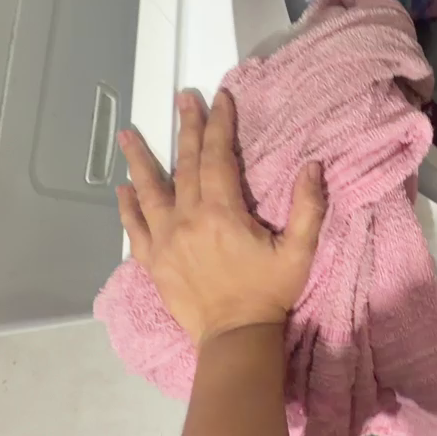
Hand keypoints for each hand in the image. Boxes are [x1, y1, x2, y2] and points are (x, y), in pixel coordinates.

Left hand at [116, 90, 327, 346]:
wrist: (235, 337)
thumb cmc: (270, 292)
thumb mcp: (300, 251)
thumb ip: (308, 207)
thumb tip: (313, 165)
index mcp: (222, 212)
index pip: (218, 157)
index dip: (219, 125)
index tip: (219, 99)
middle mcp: (188, 219)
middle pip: (185, 164)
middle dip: (186, 128)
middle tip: (182, 98)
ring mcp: (165, 240)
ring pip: (150, 190)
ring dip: (140, 160)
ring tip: (127, 134)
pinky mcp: (153, 261)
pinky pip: (135, 228)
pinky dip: (128, 206)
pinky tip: (122, 189)